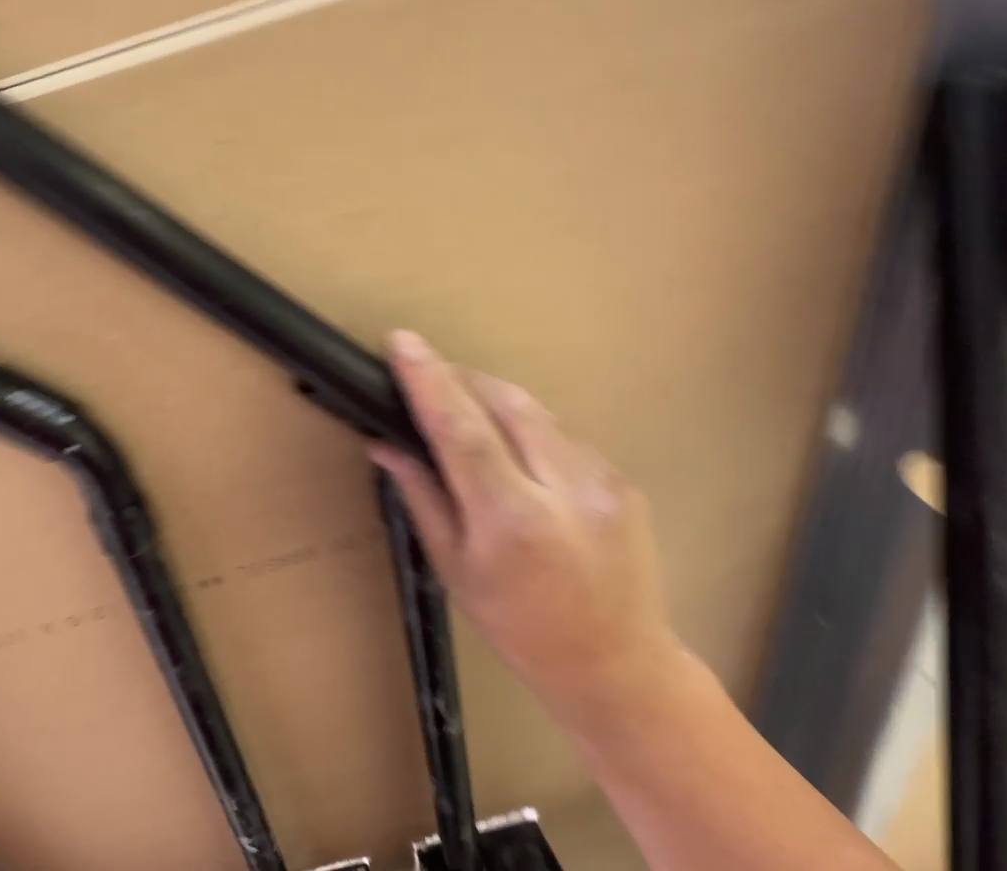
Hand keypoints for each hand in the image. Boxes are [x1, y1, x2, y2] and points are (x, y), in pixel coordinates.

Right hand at [368, 331, 685, 724]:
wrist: (616, 662)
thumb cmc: (517, 624)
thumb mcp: (453, 566)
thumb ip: (421, 494)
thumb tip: (383, 441)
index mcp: (512, 521)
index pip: (462, 430)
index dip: (429, 381)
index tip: (403, 343)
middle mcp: (564, 491)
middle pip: (504, 403)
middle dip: (459, 377)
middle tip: (425, 369)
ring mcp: (603, 482)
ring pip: (535, 410)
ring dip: (492, 398)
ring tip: (461, 403)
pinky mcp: (622, 480)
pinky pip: (561, 432)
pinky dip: (526, 427)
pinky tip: (511, 449)